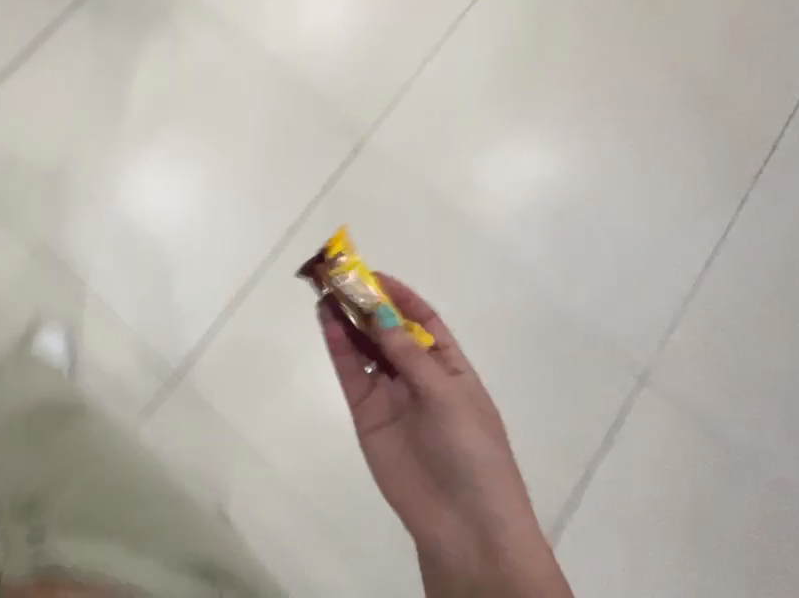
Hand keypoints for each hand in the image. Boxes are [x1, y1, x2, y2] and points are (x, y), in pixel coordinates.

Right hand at [320, 276, 571, 597]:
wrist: (463, 524)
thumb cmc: (473, 455)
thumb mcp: (450, 398)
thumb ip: (409, 355)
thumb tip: (379, 311)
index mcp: (452, 370)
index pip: (424, 322)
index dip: (401, 296)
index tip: (373, 274)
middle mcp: (418, 377)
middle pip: (388, 330)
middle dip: (367, 302)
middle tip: (338, 275)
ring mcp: (390, 394)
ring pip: (364, 347)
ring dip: (347, 319)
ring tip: (325, 290)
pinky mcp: (366, 412)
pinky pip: (350, 371)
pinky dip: (337, 345)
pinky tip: (326, 320)